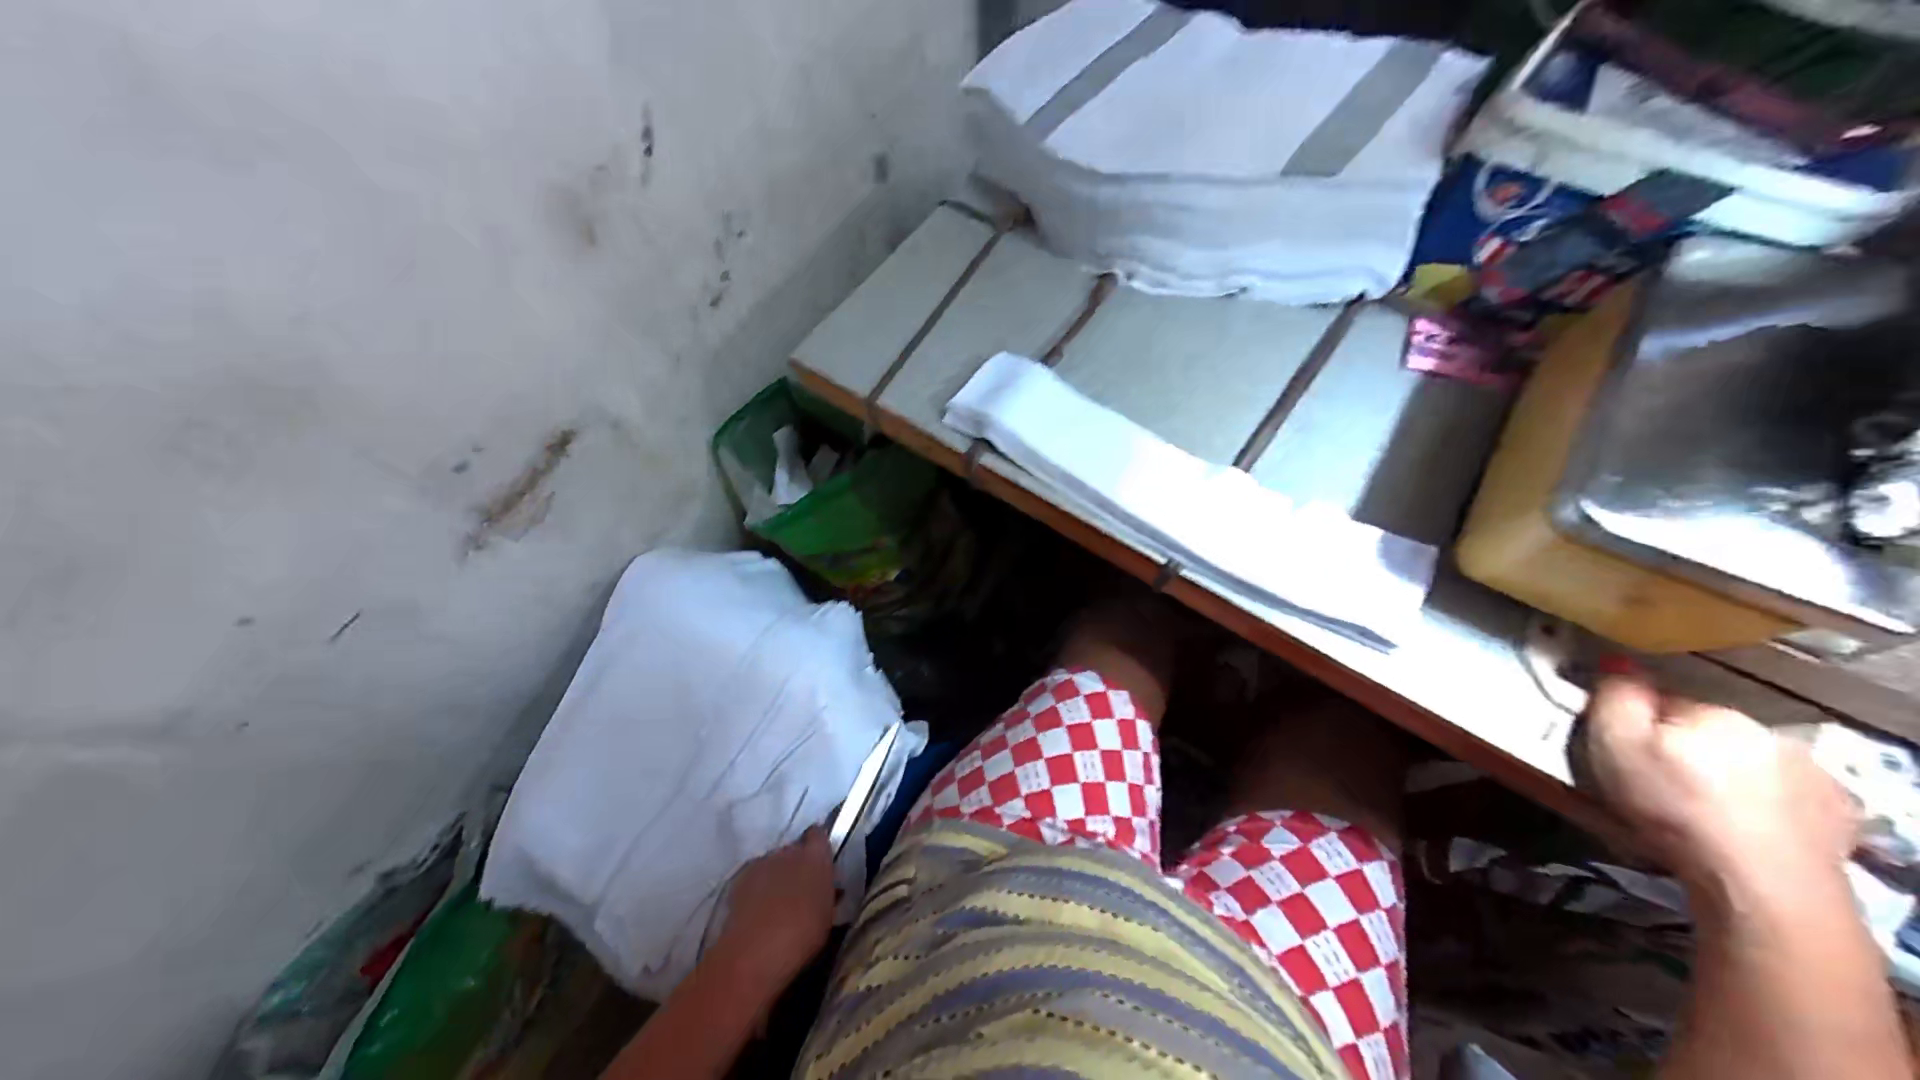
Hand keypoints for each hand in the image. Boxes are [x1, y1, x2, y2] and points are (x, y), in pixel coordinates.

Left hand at [711, 826, 836, 993]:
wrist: (756, 951)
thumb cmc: (803, 935)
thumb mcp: (828, 914)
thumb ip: (826, 892)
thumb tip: (825, 888)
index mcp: (815, 856)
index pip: (818, 835)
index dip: (818, 847)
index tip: (821, 865)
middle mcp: (788, 850)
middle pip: (794, 849)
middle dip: (797, 865)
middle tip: (801, 892)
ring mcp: (761, 863)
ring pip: (773, 863)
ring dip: (776, 876)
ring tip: (777, 905)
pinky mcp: (739, 879)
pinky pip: (754, 878)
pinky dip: (757, 889)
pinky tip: (758, 912)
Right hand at [1580, 676, 1857, 892]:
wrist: (1761, 884)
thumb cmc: (1673, 806)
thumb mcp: (1616, 744)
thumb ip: (1615, 696)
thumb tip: (1618, 660)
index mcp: (1713, 713)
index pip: (1662, 702)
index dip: (1636, 724)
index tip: (1622, 752)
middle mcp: (1768, 732)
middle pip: (1707, 732)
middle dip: (1686, 749)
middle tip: (1658, 784)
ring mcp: (1812, 773)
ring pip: (1748, 762)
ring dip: (1727, 774)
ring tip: (1703, 807)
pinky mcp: (1836, 814)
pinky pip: (1786, 795)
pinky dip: (1764, 803)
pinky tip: (1746, 824)